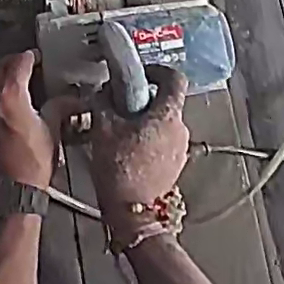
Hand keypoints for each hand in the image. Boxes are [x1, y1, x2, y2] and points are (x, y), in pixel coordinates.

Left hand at [0, 51, 72, 189]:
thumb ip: (59, 108)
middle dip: (12, 61)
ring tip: (12, 75)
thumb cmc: (32, 163)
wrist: (13, 188)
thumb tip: (69, 99)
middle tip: (26, 63)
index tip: (37, 57)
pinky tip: (1, 94)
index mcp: (11, 97)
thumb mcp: (52, 131)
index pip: (18, 64)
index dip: (29, 57)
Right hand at [87, 64, 189, 232]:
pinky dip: (148, 139)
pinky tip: (127, 150)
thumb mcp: (103, 129)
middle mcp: (181, 130)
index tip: (140, 73)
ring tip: (119, 131)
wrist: (132, 213)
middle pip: (166, 102)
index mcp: (168, 114)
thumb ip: (103, 102)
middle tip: (119, 105)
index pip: (174, 77)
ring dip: (144, 121)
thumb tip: (104, 91)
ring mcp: (181, 149)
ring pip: (163, 123)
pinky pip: (163, 142)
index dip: (157, 70)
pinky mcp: (175, 165)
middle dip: (143, 100)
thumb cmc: (119, 169)